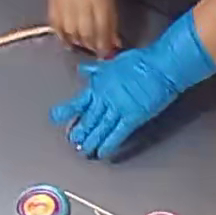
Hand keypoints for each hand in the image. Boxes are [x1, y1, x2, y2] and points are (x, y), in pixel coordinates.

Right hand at [46, 0, 119, 58]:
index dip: (106, 48)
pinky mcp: (53, 9)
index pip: (103, 34)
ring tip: (85, 43)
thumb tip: (115, 44)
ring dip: (81, 44)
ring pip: (74, 37)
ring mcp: (66, 9)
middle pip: (88, 38)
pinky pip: (58, 30)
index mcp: (99, 4)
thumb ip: (111, 21)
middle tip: (96, 48)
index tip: (108, 55)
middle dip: (94, 46)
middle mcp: (82, 9)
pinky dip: (64, 40)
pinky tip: (69, 43)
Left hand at [49, 10, 215, 160]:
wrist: (159, 65)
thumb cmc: (141, 61)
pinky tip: (102, 153)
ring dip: (92, 141)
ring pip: (101, 128)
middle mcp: (106, 97)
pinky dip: (109, 145)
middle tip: (73, 142)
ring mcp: (118, 108)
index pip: (80, 101)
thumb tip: (84, 71)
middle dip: (81, 131)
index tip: (56, 117)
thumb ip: (97, 70)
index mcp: (100, 84)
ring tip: (85, 151)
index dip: (67, 110)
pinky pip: (117, 134)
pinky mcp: (132, 118)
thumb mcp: (113, 61)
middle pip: (89, 118)